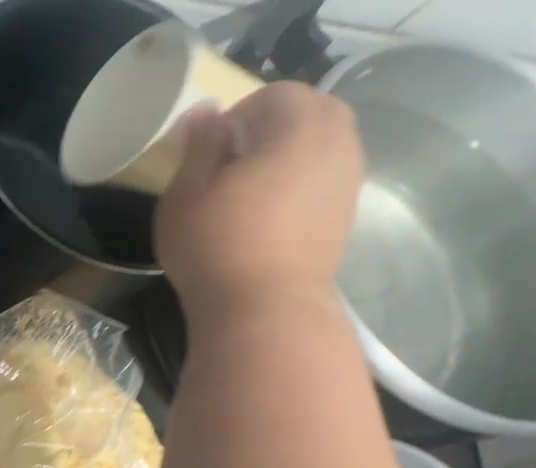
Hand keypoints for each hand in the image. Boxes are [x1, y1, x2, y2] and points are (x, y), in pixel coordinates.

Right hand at [156, 82, 364, 318]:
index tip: (207, 148)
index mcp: (299, 128)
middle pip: (310, 111)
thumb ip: (200, 146)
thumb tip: (205, 114)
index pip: (277, 93)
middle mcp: (337, 141)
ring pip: (322, 143)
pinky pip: (325, 174)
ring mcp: (348, 177)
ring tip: (246, 189)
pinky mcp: (345, 209)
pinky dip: (299, 179)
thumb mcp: (186, 194)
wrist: (264, 306)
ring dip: (287, 153)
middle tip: (228, 162)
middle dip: (271, 125)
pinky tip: (266, 212)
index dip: (238, 113)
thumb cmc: (215, 245)